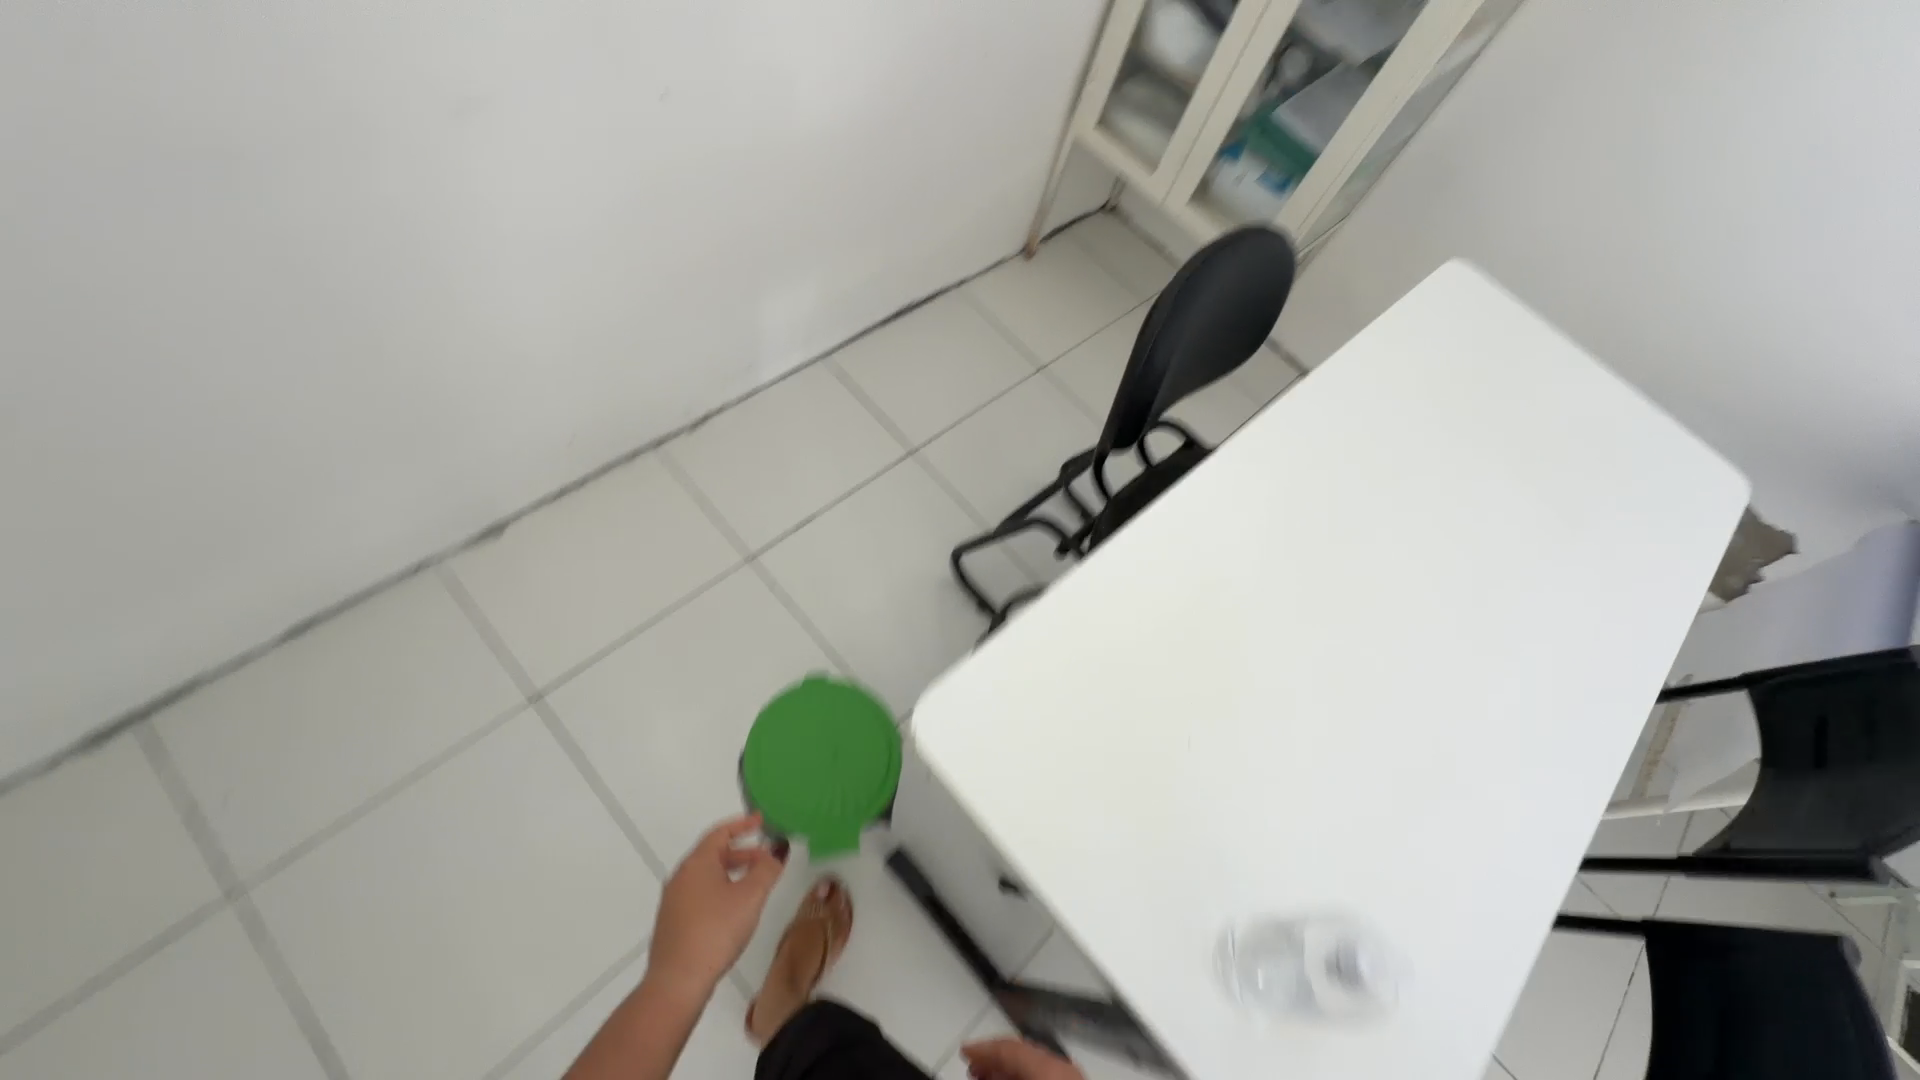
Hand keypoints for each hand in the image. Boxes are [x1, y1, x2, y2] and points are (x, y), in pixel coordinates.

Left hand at [645, 814, 785, 997]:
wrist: (677, 981)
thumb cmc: (716, 930)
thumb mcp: (750, 896)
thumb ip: (767, 869)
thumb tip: (777, 850)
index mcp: (697, 863)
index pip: (720, 833)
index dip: (743, 824)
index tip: (762, 822)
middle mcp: (681, 876)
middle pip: (713, 854)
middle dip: (742, 852)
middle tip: (766, 858)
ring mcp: (674, 901)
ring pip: (707, 876)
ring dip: (732, 873)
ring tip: (755, 885)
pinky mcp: (673, 922)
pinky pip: (700, 894)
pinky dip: (720, 890)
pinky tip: (734, 910)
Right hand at [962, 1038, 1086, 1079]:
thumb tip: (980, 1078)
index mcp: (1051, 1070)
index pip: (1012, 1048)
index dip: (984, 1049)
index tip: (966, 1052)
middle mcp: (1066, 1071)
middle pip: (1026, 1056)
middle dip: (997, 1063)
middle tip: (974, 1070)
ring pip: (1038, 1070)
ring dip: (1012, 1075)